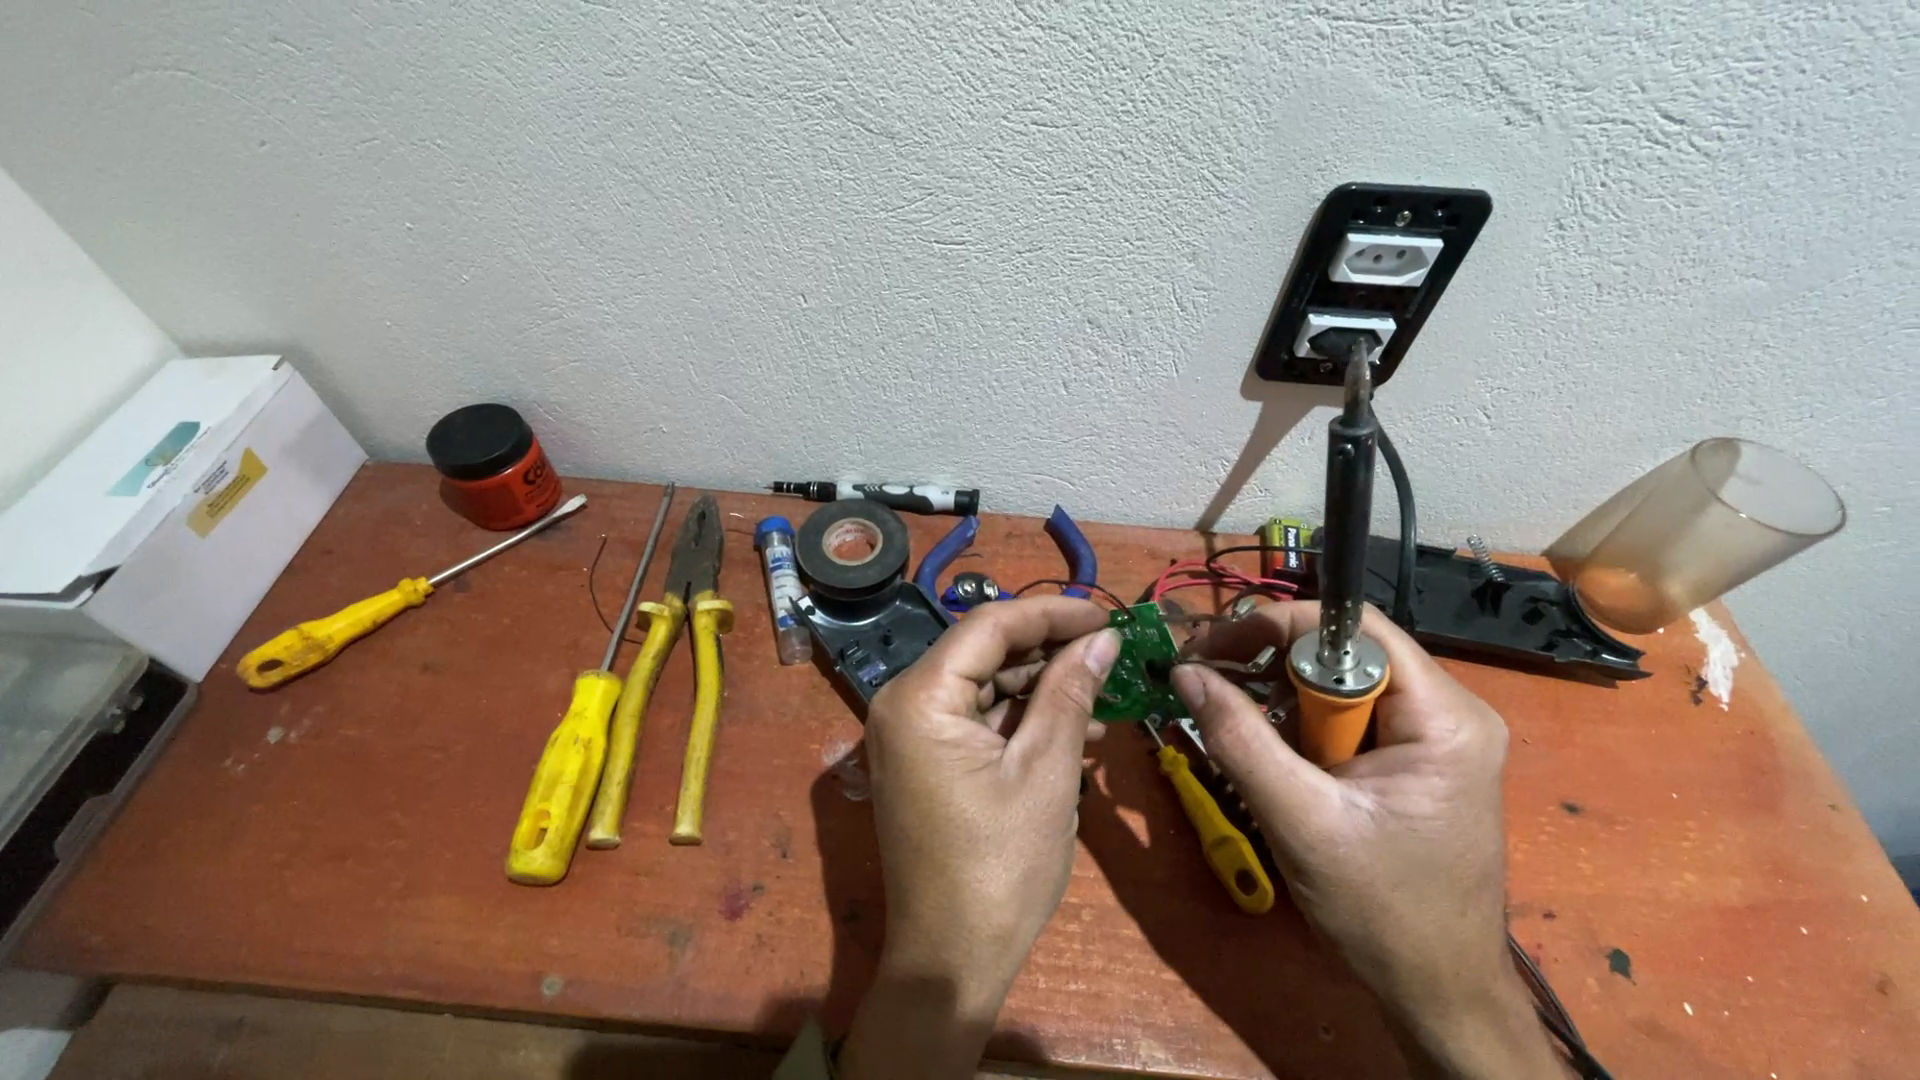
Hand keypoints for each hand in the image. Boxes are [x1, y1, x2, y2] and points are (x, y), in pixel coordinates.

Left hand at [839, 597, 1119, 1079]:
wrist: (950, 960)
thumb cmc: (1000, 867)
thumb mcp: (1046, 771)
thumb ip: (1070, 692)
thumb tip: (1103, 637)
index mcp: (919, 698)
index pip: (989, 626)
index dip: (1052, 613)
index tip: (1107, 614)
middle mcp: (903, 705)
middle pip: (983, 651)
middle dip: (1049, 648)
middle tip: (1110, 649)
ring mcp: (911, 735)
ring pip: (984, 684)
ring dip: (1042, 684)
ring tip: (1104, 689)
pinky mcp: (926, 761)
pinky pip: (977, 720)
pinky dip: (1022, 718)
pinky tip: (1074, 725)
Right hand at [1174, 602, 1566, 1078]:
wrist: (1436, 990)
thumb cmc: (1382, 911)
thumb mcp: (1300, 820)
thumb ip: (1238, 739)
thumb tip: (1184, 673)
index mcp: (1443, 718)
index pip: (1354, 630)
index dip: (1276, 627)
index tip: (1210, 649)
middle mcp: (1446, 711)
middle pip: (1342, 653)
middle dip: (1267, 663)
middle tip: (1202, 680)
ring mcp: (1430, 736)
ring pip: (1335, 683)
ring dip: (1274, 695)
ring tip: (1222, 715)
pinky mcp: (1410, 760)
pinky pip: (1341, 716)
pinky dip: (1293, 724)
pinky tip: (1261, 746)